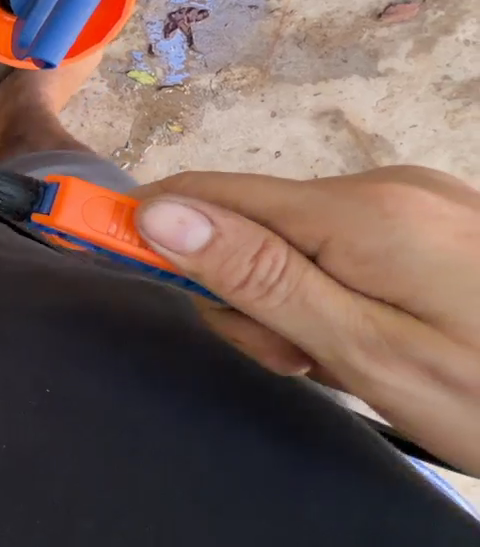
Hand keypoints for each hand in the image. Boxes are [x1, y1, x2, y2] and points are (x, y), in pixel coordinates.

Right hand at [135, 166, 479, 473]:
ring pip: (290, 235)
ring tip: (343, 358)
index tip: (105, 259)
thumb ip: (256, 277)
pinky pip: (339, 241)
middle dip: (239, 285)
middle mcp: (385, 187)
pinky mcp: (441, 221)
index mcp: (360, 212)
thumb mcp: (369, 354)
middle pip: (245, 220)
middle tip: (290, 356)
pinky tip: (375, 334)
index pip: (199, 194)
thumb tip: (153, 212)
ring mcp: (420, 200)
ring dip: (286, 293)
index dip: (143, 226)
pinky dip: (329, 286)